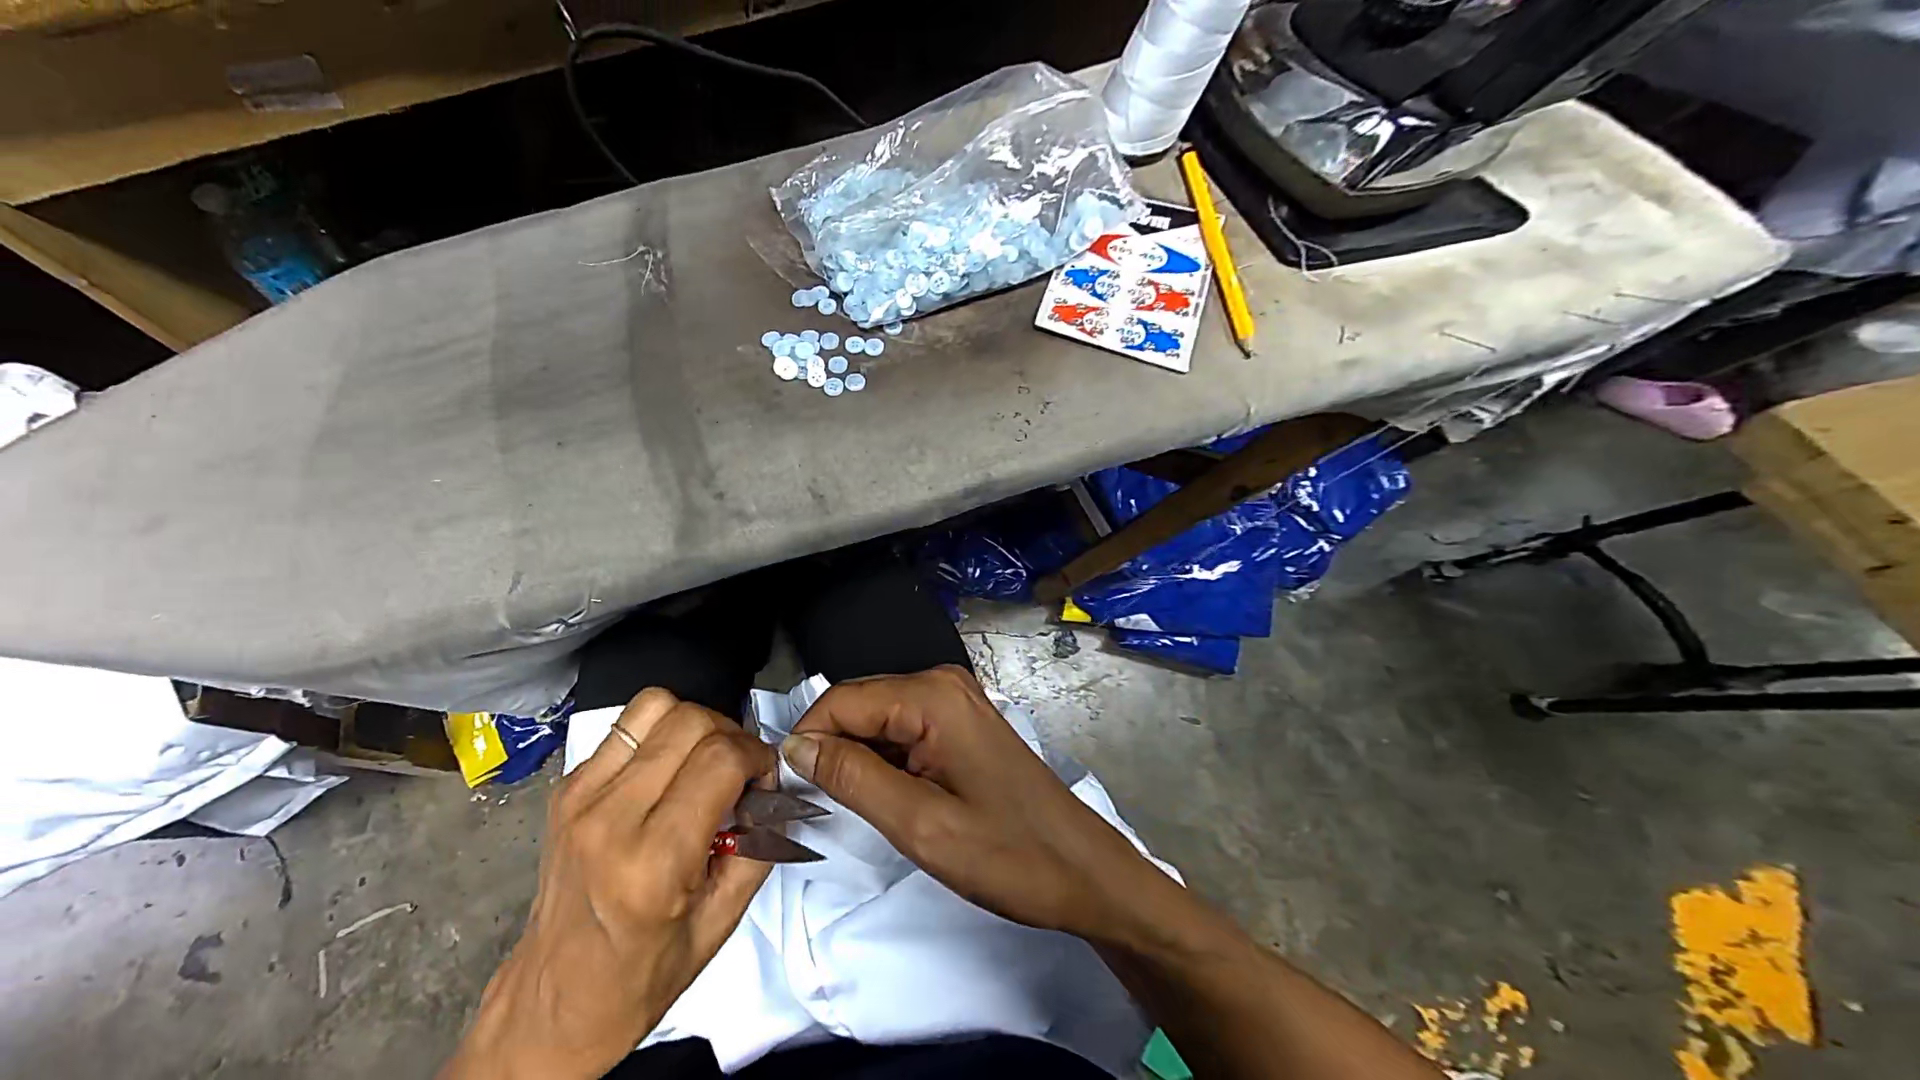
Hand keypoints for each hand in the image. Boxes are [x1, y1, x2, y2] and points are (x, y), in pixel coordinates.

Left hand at [442, 690, 775, 1079]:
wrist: (556, 1001)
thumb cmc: (644, 972)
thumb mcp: (723, 918)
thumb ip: (761, 843)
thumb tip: (779, 789)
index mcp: (654, 861)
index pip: (722, 759)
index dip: (759, 757)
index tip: (764, 780)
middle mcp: (610, 818)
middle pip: (693, 721)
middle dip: (733, 736)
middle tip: (740, 771)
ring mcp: (580, 797)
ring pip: (657, 706)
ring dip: (695, 724)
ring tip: (704, 760)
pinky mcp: (565, 788)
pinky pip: (626, 725)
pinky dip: (659, 734)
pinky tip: (667, 770)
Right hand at [784, 665, 1178, 941]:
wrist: (1084, 871)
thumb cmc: (1008, 854)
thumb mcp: (920, 823)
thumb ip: (852, 777)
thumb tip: (796, 746)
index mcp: (932, 696)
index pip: (840, 700)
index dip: (807, 742)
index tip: (790, 791)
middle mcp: (942, 683)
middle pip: (858, 703)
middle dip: (830, 747)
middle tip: (817, 804)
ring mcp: (956, 701)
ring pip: (878, 718)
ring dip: (856, 756)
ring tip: (852, 805)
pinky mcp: (962, 723)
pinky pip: (904, 729)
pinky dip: (884, 759)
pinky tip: (888, 795)